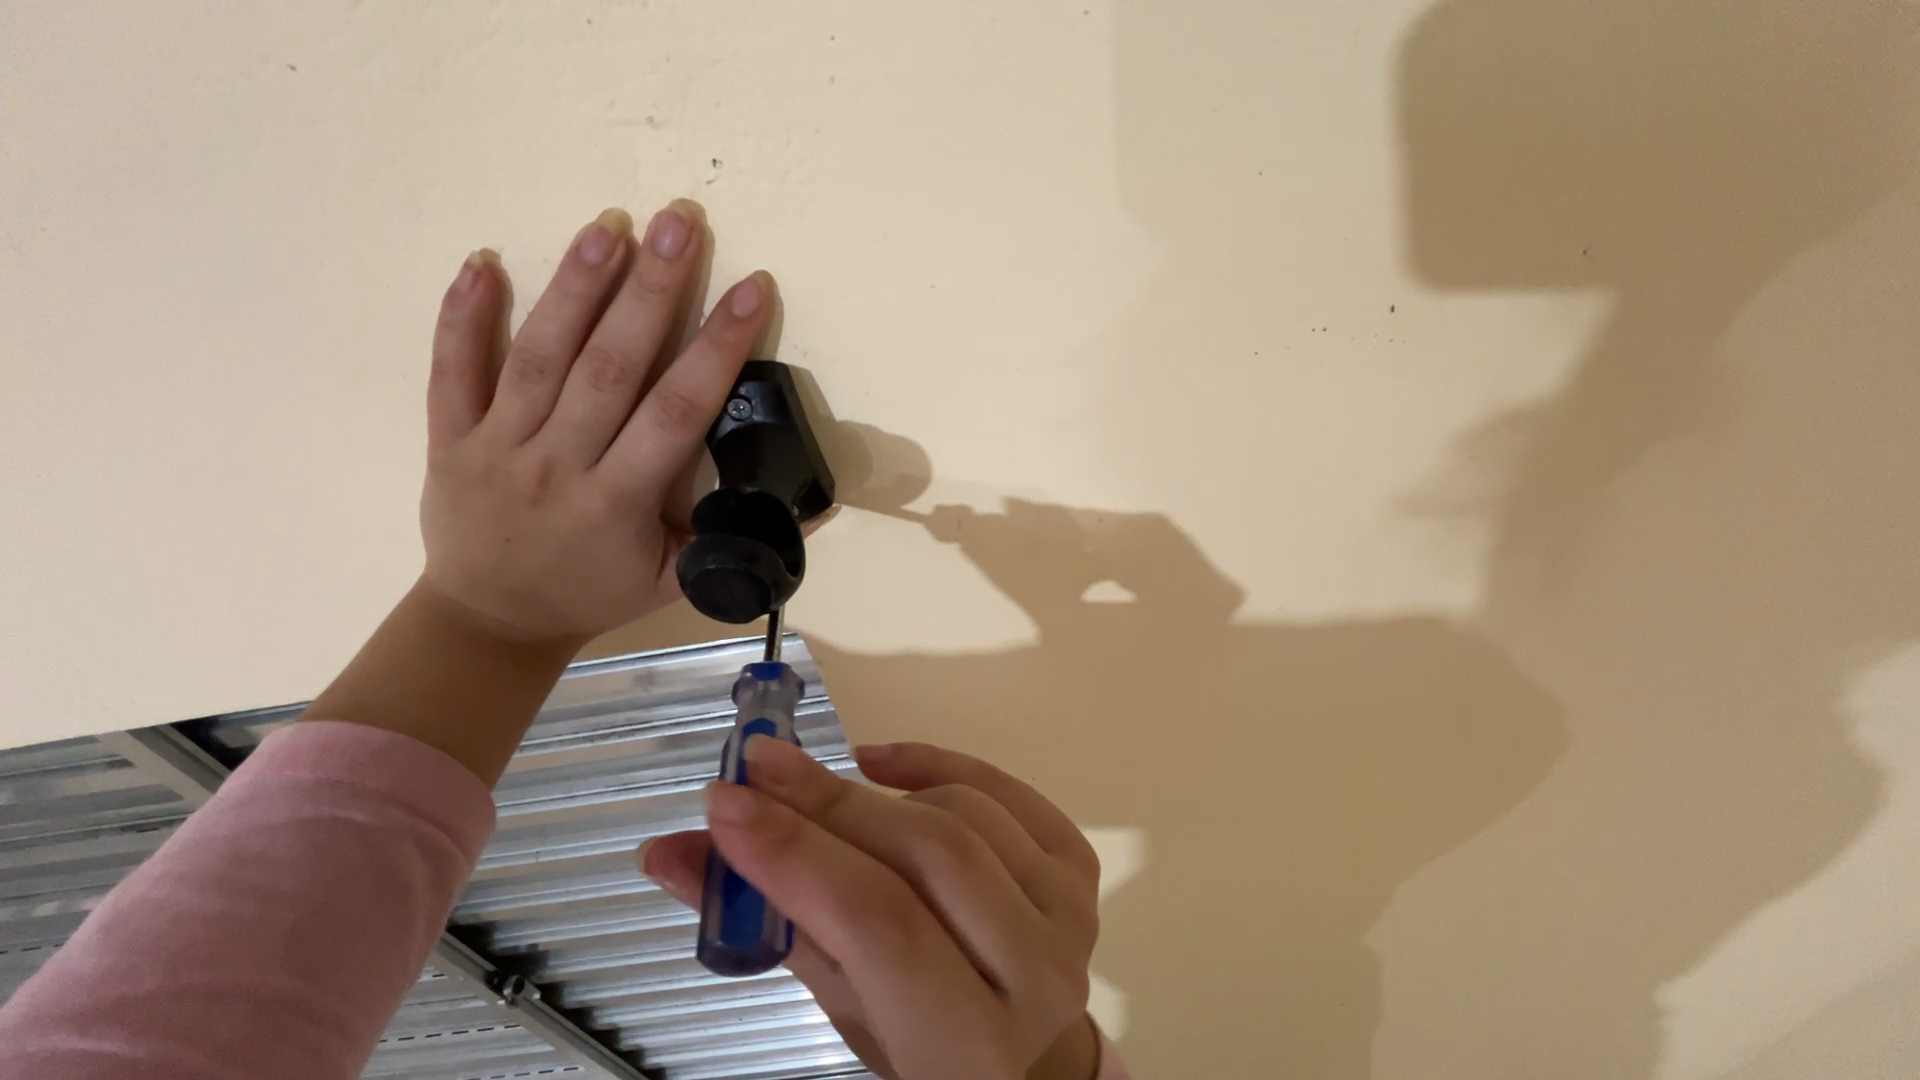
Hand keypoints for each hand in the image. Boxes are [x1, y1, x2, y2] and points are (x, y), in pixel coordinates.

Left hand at [421, 203, 773, 643]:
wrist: (491, 623)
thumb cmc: (593, 594)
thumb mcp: (672, 580)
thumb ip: (731, 538)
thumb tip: (812, 505)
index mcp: (618, 501)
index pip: (677, 413)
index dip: (717, 349)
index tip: (751, 291)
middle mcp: (559, 463)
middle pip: (610, 367)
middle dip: (651, 291)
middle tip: (679, 223)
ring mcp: (497, 446)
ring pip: (538, 356)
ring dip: (576, 287)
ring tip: (610, 224)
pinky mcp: (448, 437)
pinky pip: (450, 370)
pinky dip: (461, 315)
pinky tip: (484, 260)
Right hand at [639, 741, 1104, 1079]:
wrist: (1014, 1032)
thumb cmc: (911, 1029)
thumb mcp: (836, 995)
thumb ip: (763, 919)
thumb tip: (672, 851)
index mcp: (964, 1043)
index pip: (877, 924)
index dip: (797, 853)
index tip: (725, 802)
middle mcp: (1038, 975)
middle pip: (926, 854)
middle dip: (827, 802)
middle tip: (757, 768)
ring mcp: (1068, 912)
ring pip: (960, 811)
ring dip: (874, 791)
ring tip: (819, 795)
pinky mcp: (1079, 864)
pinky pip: (997, 785)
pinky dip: (933, 763)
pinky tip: (882, 764)